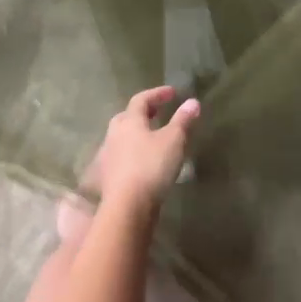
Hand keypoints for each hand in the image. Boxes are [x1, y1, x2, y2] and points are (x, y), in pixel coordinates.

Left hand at [90, 86, 198, 211]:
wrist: (126, 208)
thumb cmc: (151, 167)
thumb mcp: (173, 140)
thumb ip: (183, 120)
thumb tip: (193, 102)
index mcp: (129, 121)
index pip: (141, 99)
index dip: (157, 94)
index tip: (173, 93)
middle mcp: (114, 135)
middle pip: (127, 117)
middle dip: (143, 113)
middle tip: (158, 113)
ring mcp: (107, 157)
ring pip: (122, 138)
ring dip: (136, 134)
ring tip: (152, 139)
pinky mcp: (107, 178)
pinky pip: (120, 157)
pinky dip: (132, 154)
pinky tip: (143, 163)